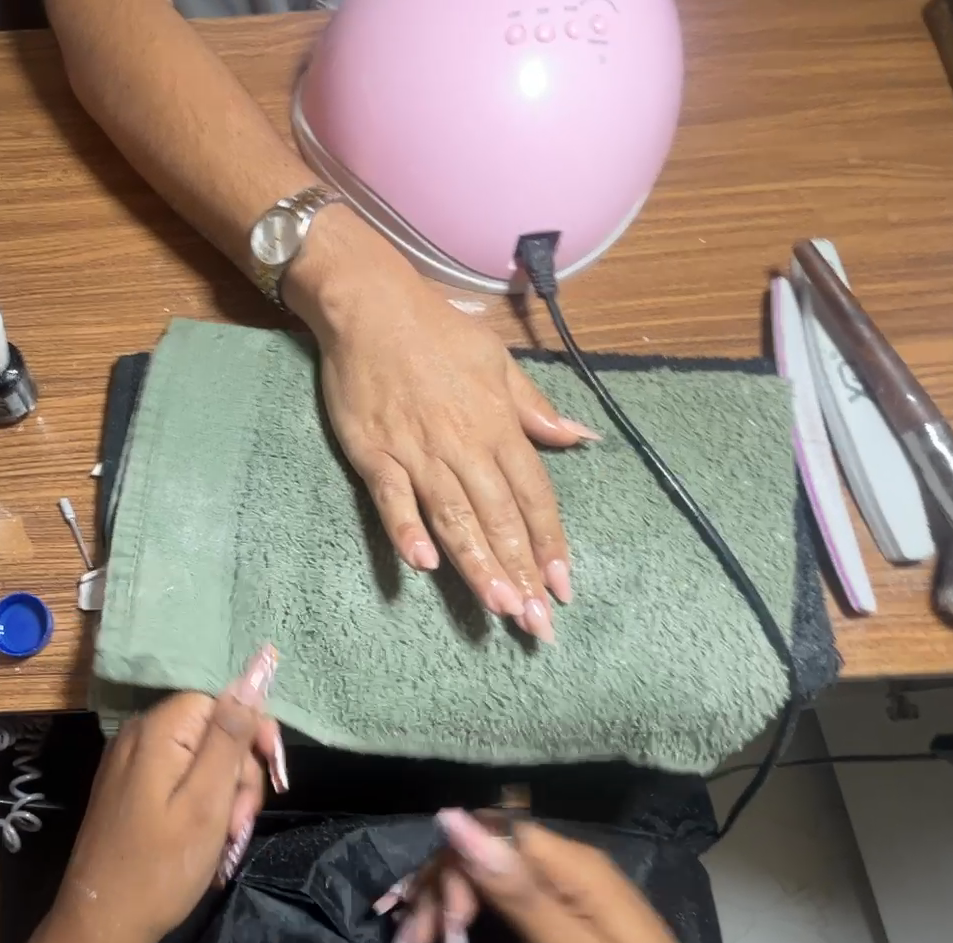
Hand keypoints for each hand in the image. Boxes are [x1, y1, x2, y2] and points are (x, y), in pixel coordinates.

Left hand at [54, 646, 285, 942]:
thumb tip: (254, 671)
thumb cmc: (160, 866)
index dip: (251, 735)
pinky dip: (200, 806)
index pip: (220, 703)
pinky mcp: (129, 788)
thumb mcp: (208, 799)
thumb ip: (231, 733)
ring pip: (200, 760)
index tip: (274, 778)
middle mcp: (139, 735)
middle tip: (238, 823)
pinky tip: (205, 840)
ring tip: (223, 840)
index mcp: (157, 730)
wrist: (102, 926)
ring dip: (223, 796)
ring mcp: (130, 763)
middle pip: (212, 731)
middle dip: (237, 775)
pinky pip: (178, 780)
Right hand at [288, 216, 598, 643]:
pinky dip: (406, 529)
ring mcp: (417, 452)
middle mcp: (465, 446)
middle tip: (535, 625)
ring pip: (454, 517)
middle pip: (498, 518)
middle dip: (521, 572)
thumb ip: (533, 408)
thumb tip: (580, 438)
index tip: (563, 588)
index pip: (534, 496)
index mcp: (499, 426)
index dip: (550, 544)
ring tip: (498, 608)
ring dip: (478, 564)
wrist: (372, 308)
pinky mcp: (374, 454)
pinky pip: (392, 498)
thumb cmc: (437, 334)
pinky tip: (421, 565)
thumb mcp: (497, 362)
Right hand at [378, 811, 801, 942]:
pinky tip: (446, 937)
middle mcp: (566, 864)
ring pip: (485, 875)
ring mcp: (567, 891)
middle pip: (481, 851)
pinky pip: (501, 900)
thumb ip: (515, 890)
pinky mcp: (564, 917)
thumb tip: (450, 815)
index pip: (487, 832)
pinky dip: (468, 918)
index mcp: (572, 865)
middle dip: (440, 890)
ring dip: (447, 904)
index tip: (441, 927)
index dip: (452, 868)